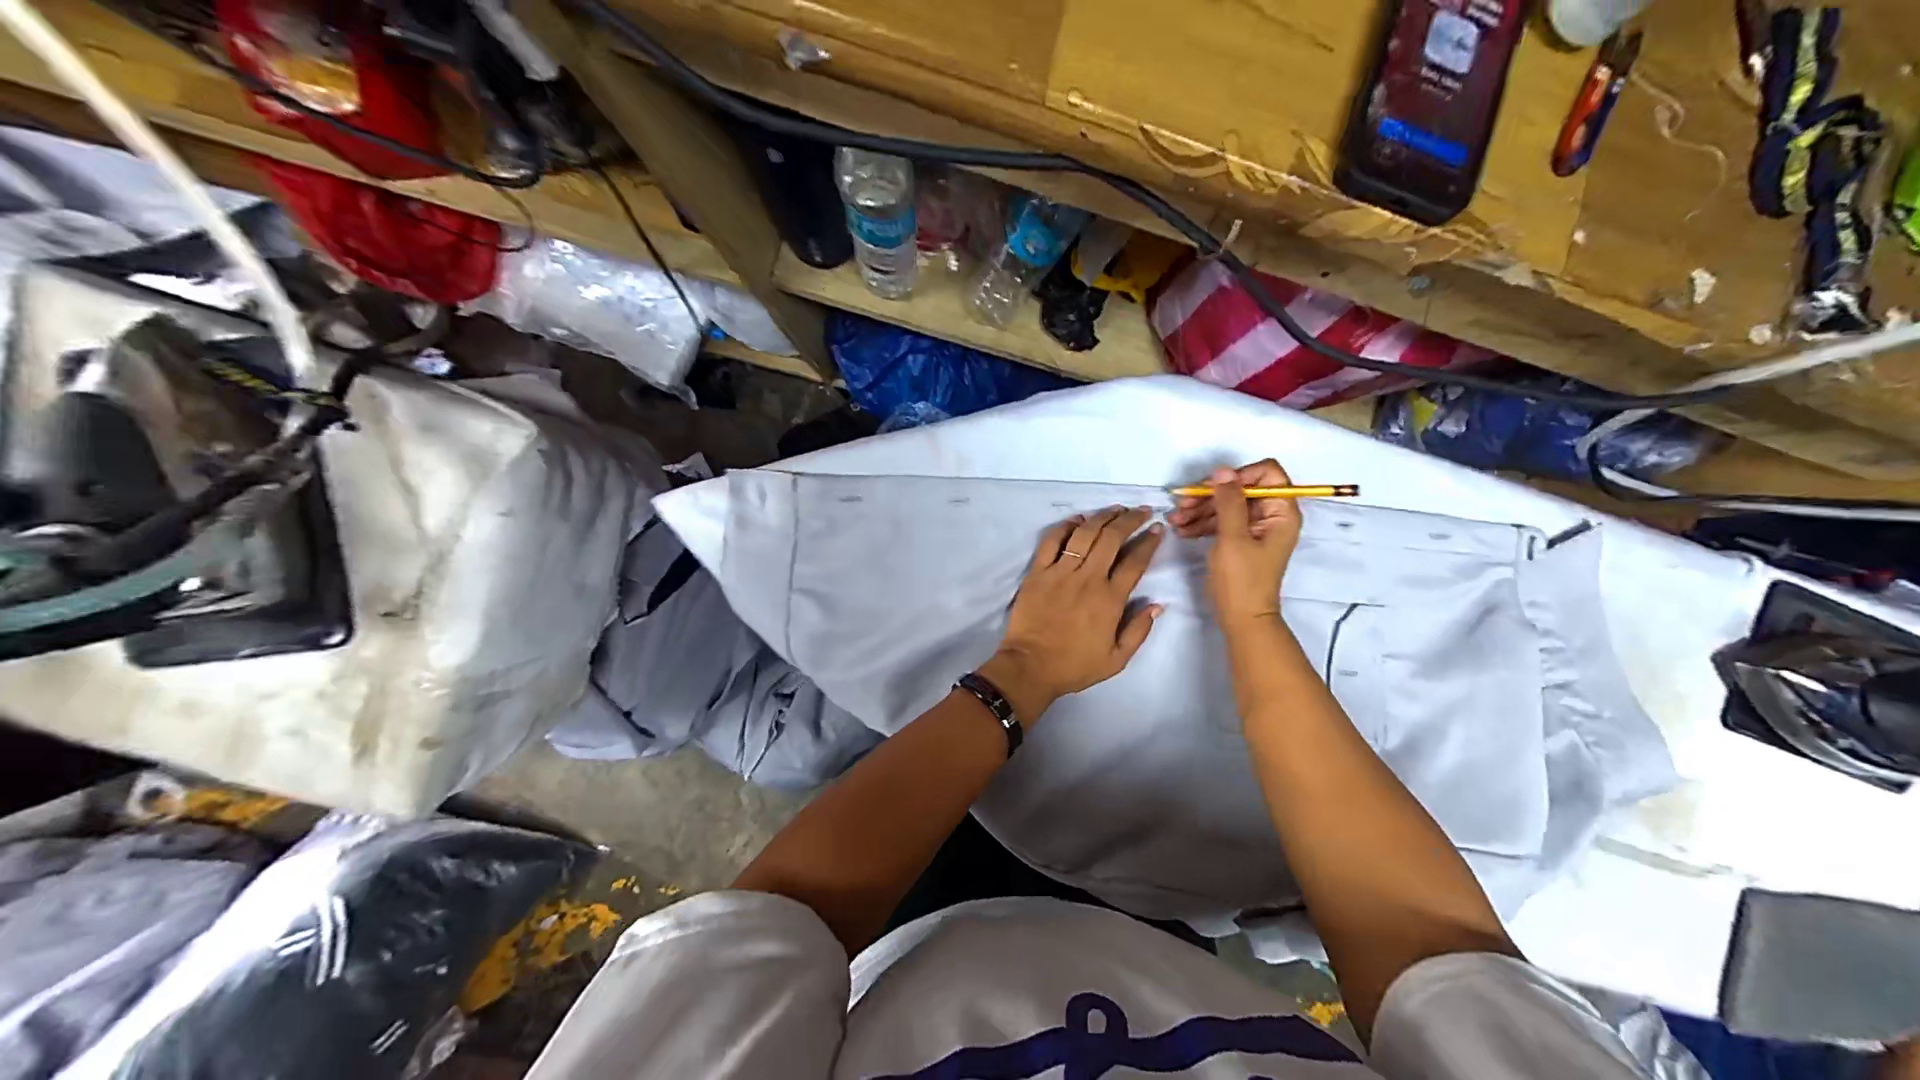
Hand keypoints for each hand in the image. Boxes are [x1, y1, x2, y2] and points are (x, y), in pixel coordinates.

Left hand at [980, 506, 1165, 724]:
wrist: (1030, 666)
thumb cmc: (1074, 665)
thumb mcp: (1116, 659)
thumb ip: (1139, 630)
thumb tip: (1158, 605)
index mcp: (1110, 599)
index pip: (1135, 562)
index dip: (1149, 542)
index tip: (1158, 529)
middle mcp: (1088, 578)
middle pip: (1112, 538)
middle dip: (1130, 520)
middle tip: (1142, 511)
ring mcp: (1060, 572)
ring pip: (1085, 534)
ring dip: (1102, 517)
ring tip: (1116, 509)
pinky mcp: (1038, 573)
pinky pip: (1052, 541)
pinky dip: (1066, 526)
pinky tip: (1078, 519)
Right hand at [1169, 460, 1302, 624]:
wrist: (1241, 619)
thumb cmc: (1242, 580)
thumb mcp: (1233, 537)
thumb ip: (1228, 501)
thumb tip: (1222, 470)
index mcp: (1281, 512)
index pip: (1267, 474)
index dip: (1239, 475)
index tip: (1212, 487)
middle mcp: (1271, 515)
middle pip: (1241, 488)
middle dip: (1210, 495)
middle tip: (1183, 504)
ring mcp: (1255, 528)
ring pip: (1226, 504)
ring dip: (1200, 509)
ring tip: (1175, 520)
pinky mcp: (1240, 539)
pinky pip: (1221, 521)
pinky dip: (1201, 523)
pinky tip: (1181, 529)